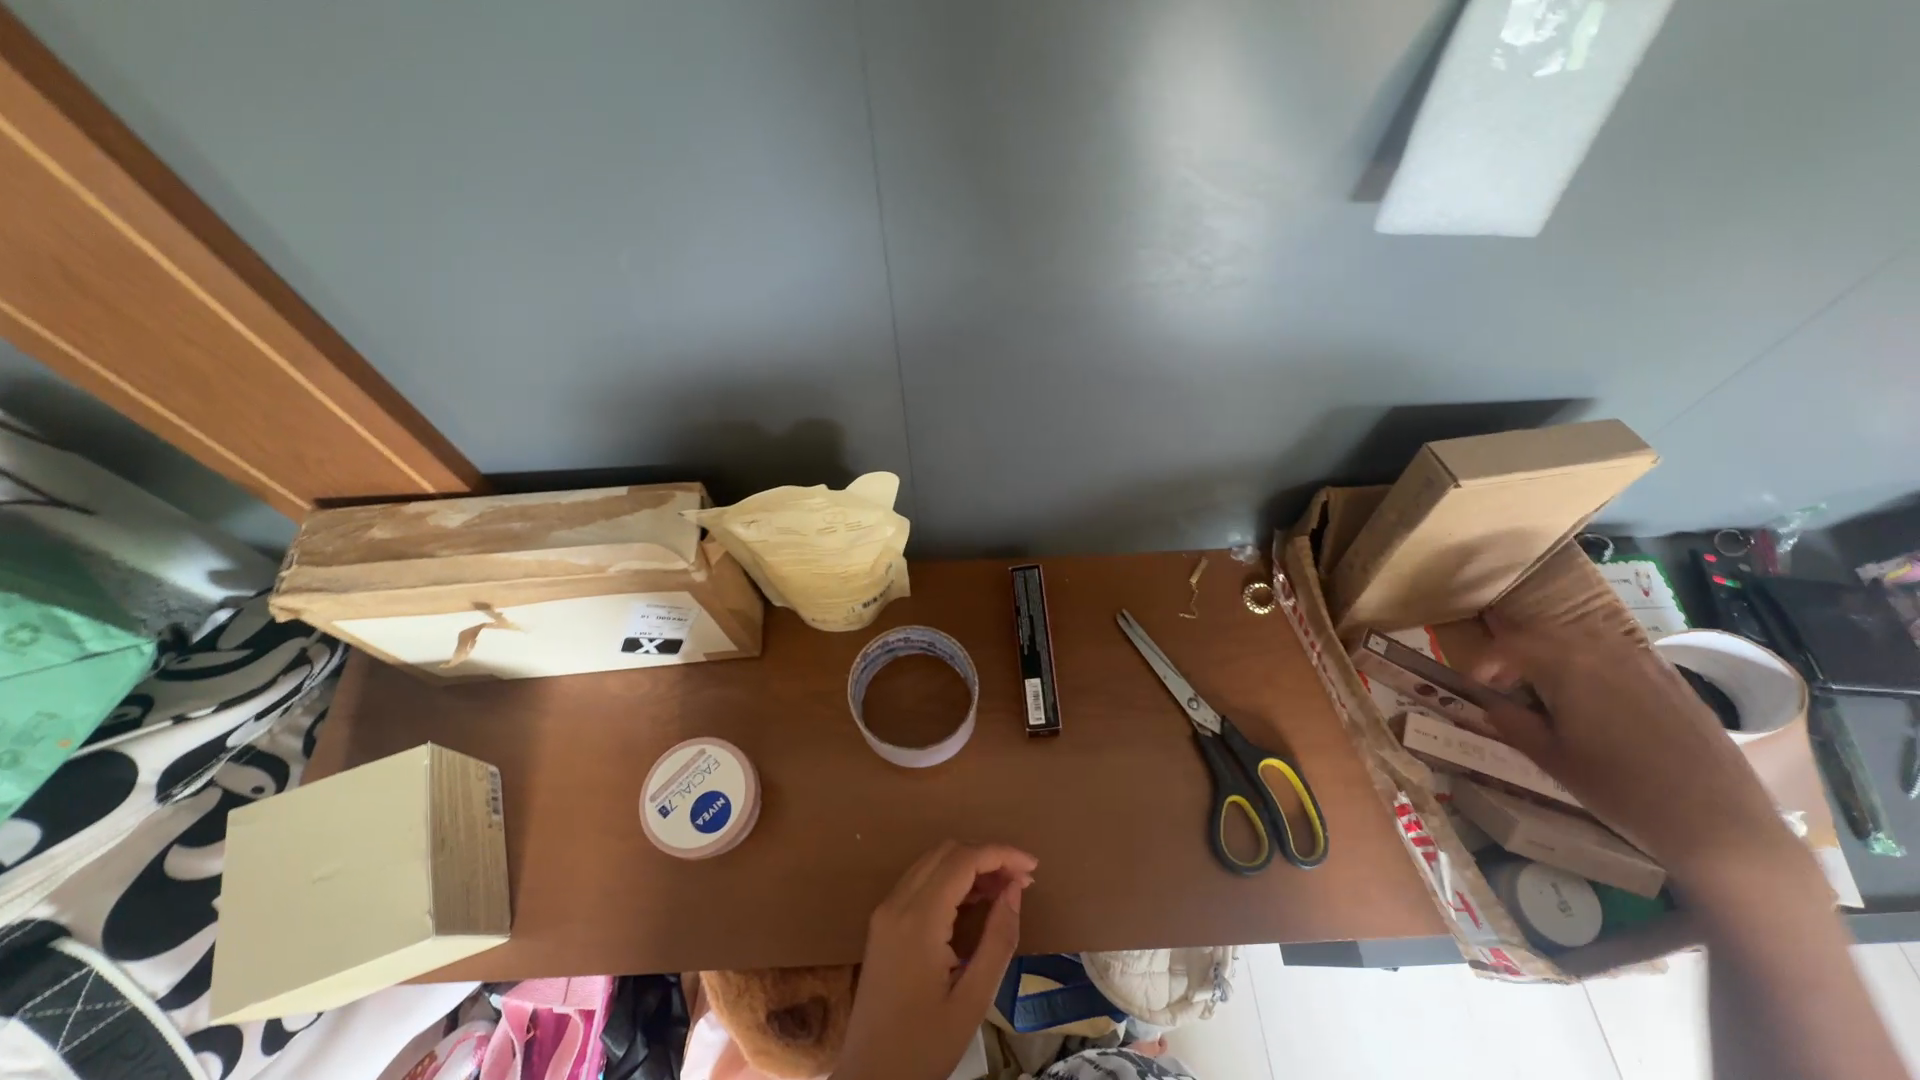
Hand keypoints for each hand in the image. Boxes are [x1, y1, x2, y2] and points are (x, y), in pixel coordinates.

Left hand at [835, 842, 1036, 1079]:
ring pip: (931, 863)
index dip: (1001, 854)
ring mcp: (884, 913)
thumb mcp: (974, 998)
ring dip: (969, 866)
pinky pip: (919, 882)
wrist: (872, 1076)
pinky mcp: (882, 925)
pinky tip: (975, 902)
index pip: (962, 860)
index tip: (1033, 868)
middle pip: (945, 852)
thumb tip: (1014, 889)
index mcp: (917, 920)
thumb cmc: (926, 1044)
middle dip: (987, 857)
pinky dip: (950, 880)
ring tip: (1006, 890)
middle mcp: (895, 905)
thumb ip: (998, 939)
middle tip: (1022, 882)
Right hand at [1471, 618, 1816, 901]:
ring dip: (1553, 652)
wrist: (1715, 821)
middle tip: (1504, 686)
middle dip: (1516, 653)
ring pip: (1583, 636)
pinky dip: (1591, 661)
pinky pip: (1617, 652)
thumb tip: (1490, 704)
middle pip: (1545, 632)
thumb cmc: (1621, 792)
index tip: (1474, 687)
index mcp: (1567, 666)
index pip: (1509, 645)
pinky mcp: (1671, 677)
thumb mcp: (1552, 760)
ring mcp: (1644, 660)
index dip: (1483, 662)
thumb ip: (1513, 723)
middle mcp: (1604, 650)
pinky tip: (1594, 697)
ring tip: (1545, 687)